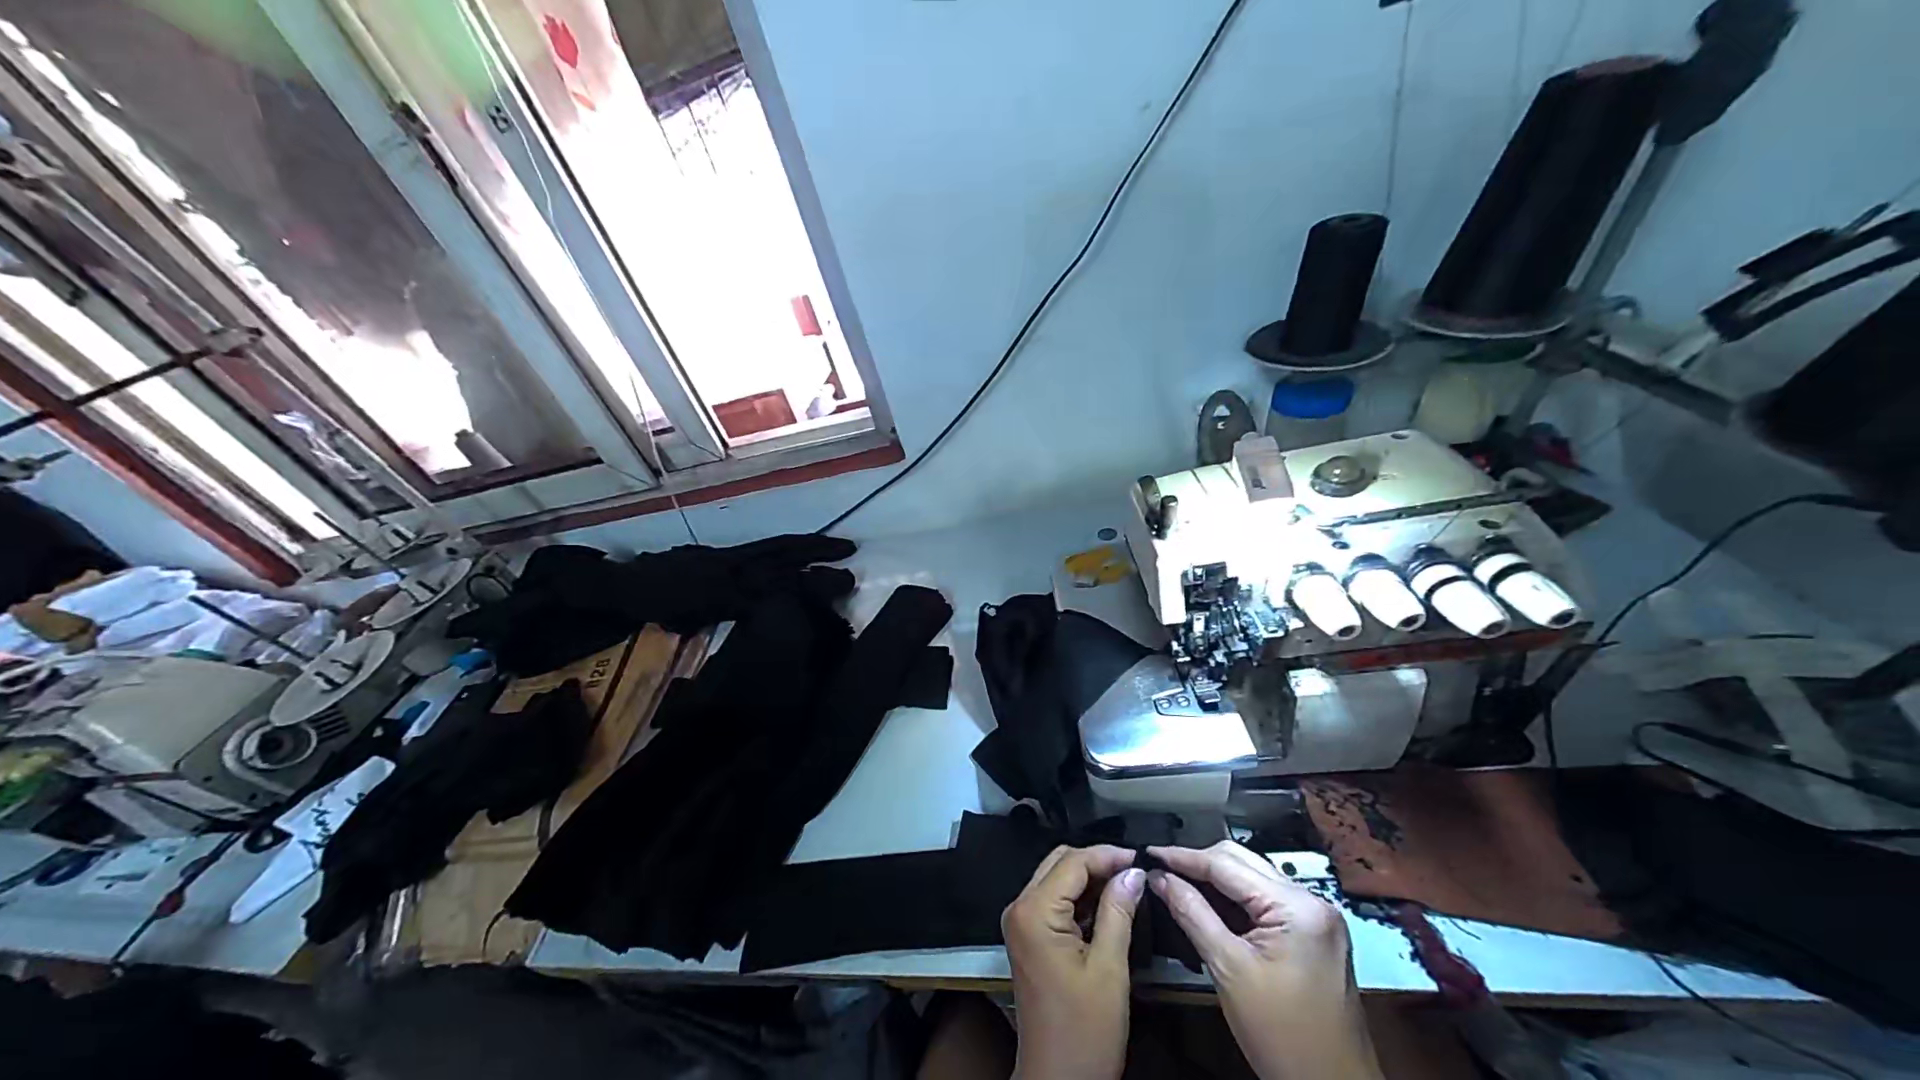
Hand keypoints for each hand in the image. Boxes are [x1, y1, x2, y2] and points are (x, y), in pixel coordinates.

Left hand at [1001, 844, 1144, 1079]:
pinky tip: (1109, 905)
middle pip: (1060, 863)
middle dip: (1098, 862)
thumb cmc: (1084, 1031)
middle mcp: (1020, 908)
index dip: (1108, 855)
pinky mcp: (1029, 937)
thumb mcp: (1109, 968)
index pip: (1072, 862)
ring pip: (1057, 879)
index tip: (1142, 858)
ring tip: (1128, 885)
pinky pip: (1054, 901)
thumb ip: (1119, 911)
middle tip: (1136, 872)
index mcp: (1034, 911)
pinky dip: (1080, 898)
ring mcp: (1021, 923)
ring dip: (1090, 879)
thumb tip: (1134, 872)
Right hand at [1148, 842, 1382, 1079]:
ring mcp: (1316, 917)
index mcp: (1296, 906)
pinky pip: (1265, 900)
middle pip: (1242, 862)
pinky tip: (1207, 904)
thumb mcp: (1228, 969)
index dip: (1183, 857)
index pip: (1226, 864)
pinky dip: (1234, 900)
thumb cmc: (1282, 1035)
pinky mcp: (1313, 934)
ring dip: (1215, 880)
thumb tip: (1159, 877)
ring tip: (1176, 883)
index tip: (1149, 853)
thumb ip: (1192, 913)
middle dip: (1198, 863)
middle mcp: (1311, 901)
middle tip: (1160, 870)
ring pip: (1252, 878)